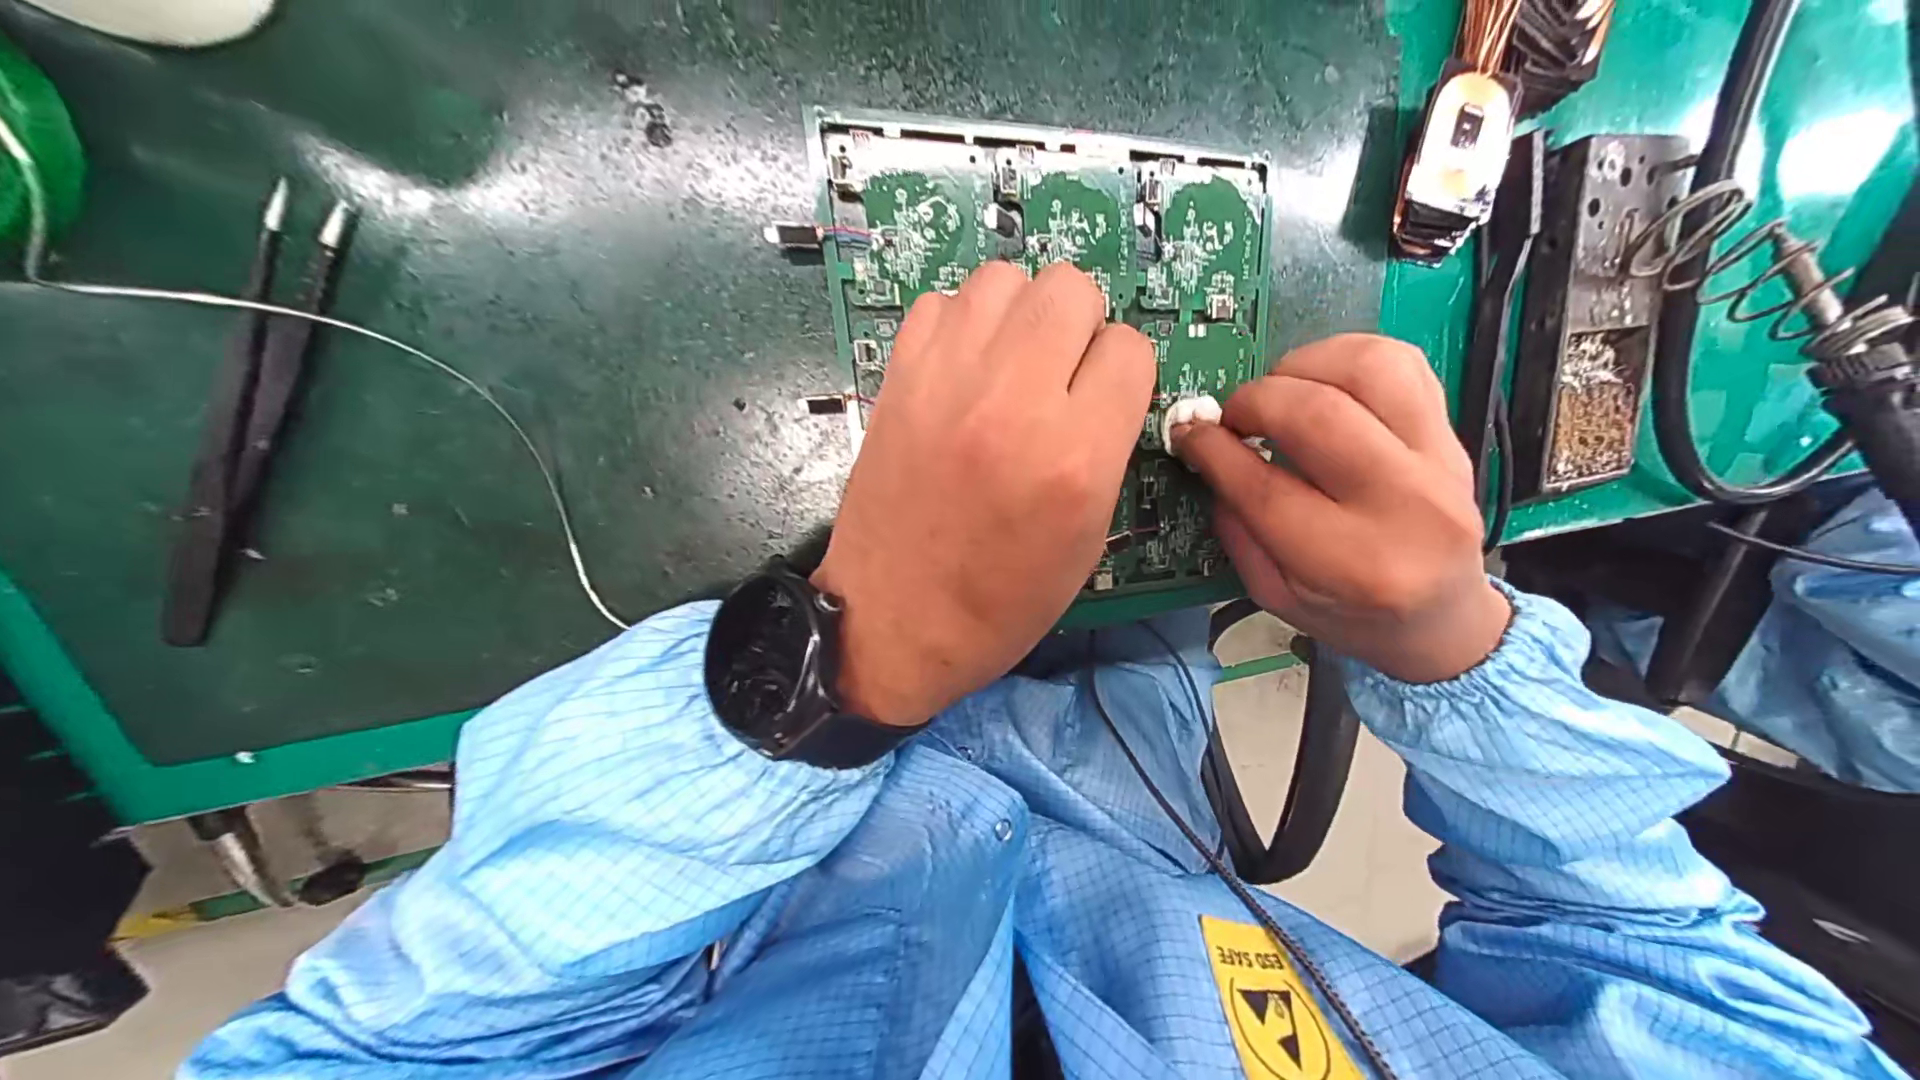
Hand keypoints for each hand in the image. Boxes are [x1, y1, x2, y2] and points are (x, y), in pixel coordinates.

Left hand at [812, 262, 1154, 724]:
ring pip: (1004, 279)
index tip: (1104, 395)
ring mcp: (946, 381)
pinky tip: (962, 368)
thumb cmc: (1000, 601)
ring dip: (1020, 312)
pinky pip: (940, 304)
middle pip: (1070, 289)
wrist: (896, 621)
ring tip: (1011, 360)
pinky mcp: (898, 380)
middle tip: (1061, 371)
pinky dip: (960, 324)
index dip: (1123, 371)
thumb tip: (1104, 383)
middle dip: (1080, 324)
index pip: (1130, 349)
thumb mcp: (1086, 539)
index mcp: (1075, 455)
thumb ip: (1106, 446)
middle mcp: (1013, 401)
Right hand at [1171, 334, 1510, 682]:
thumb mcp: (1272, 593)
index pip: (1264, 486)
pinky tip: (1318, 382)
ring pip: (1369, 370)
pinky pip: (1403, 363)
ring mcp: (1440, 463)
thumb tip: (1208, 455)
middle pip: (1318, 415)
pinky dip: (1347, 357)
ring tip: (1278, 392)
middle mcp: (1404, 507)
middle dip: (1254, 401)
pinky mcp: (1453, 435)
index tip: (1189, 434)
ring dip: (1302, 367)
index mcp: (1349, 564)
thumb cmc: (1349, 615)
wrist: (1443, 618)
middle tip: (1233, 417)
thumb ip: (1236, 527)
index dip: (1213, 449)